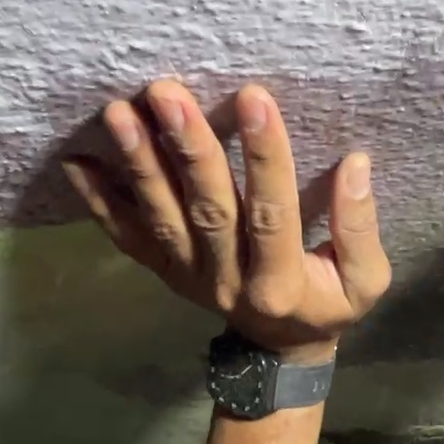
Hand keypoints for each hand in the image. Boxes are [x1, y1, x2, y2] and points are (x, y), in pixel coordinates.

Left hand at [63, 80, 390, 362]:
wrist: (280, 348)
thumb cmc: (328, 305)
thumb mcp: (365, 281)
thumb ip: (361, 228)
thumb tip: (355, 163)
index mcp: (279, 283)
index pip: (272, 214)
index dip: (265, 157)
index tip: (255, 97)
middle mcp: (227, 280)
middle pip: (207, 211)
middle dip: (188, 150)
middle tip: (168, 94)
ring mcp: (188, 276)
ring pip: (162, 219)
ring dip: (139, 165)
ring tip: (120, 113)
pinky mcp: (165, 271)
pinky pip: (128, 238)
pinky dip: (100, 202)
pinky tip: (77, 162)